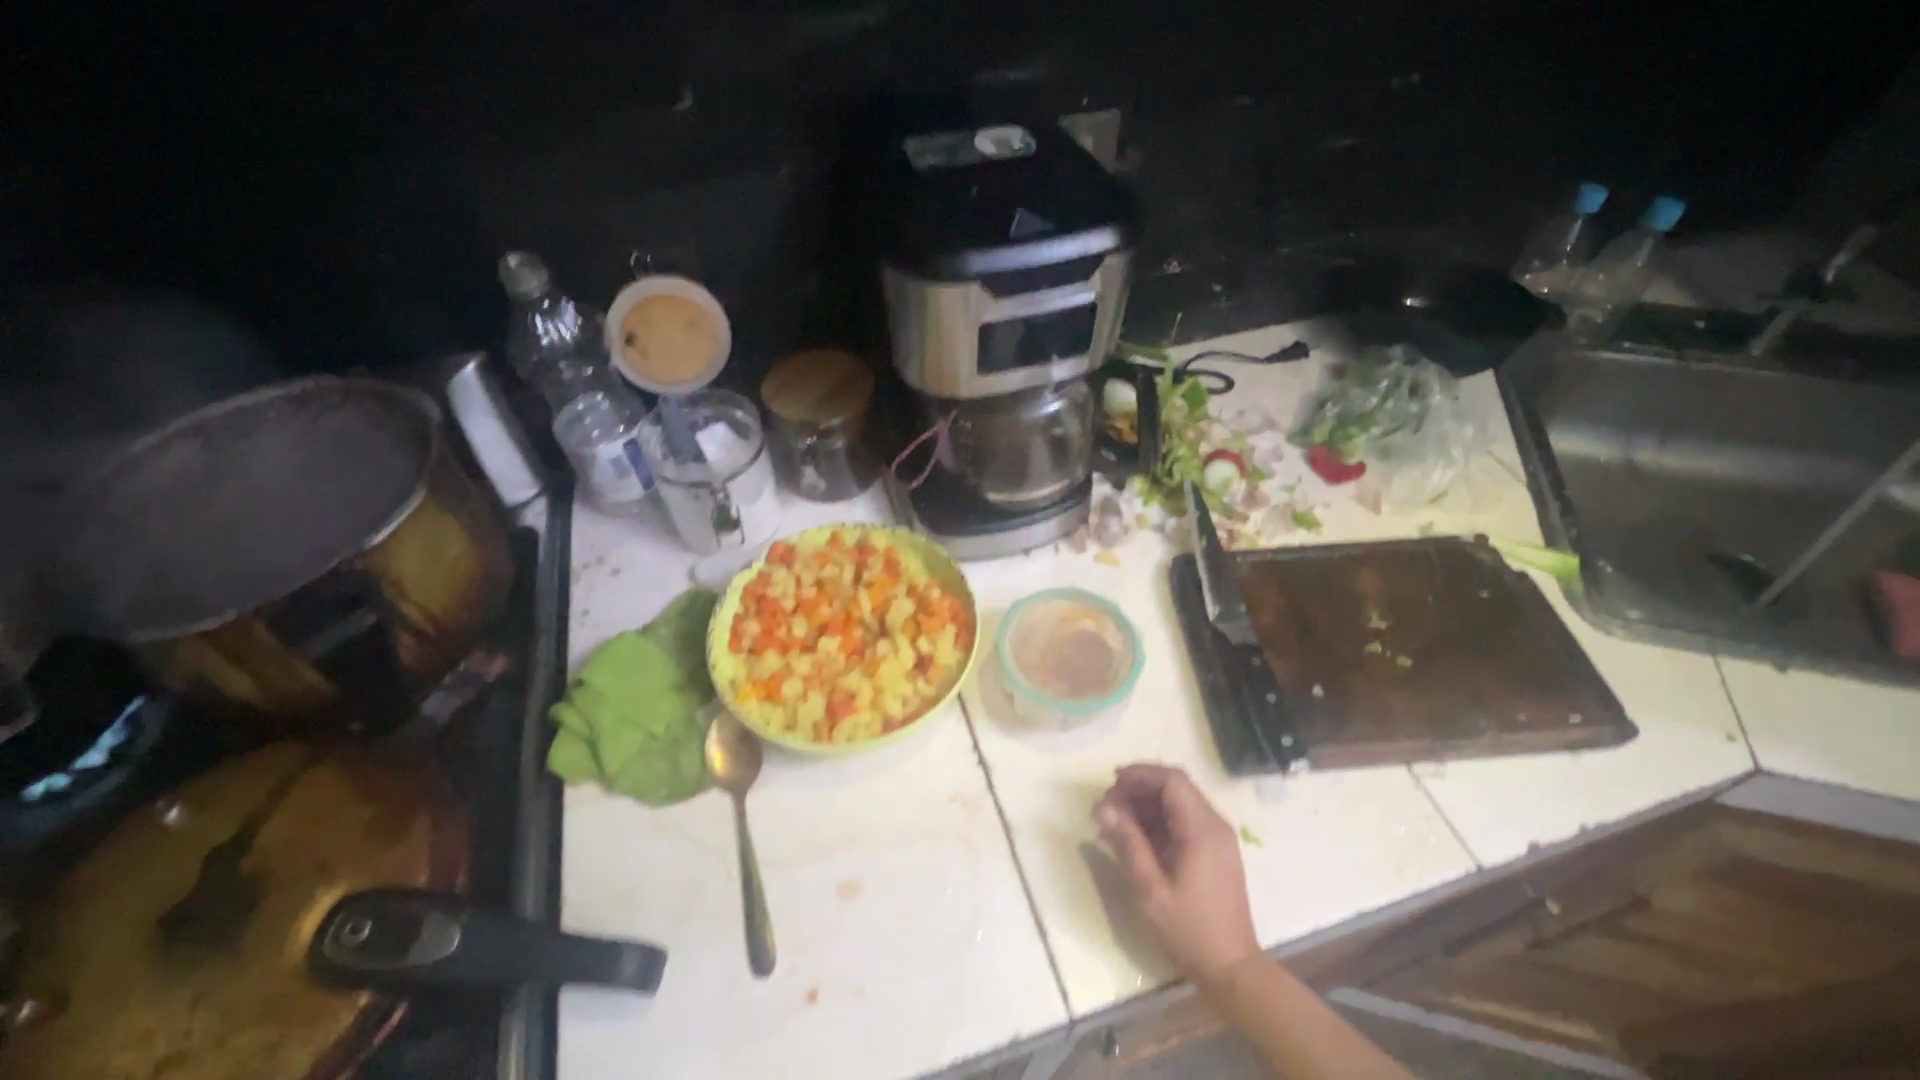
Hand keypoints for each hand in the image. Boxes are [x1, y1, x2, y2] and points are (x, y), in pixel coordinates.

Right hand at [1093, 763, 1259, 982]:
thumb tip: (1102, 807)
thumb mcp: (1149, 889)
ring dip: (1146, 805)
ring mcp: (1217, 838)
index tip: (1110, 784)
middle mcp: (1215, 825)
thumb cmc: (1189, 929)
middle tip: (1107, 808)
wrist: (1231, 967)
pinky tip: (1134, 837)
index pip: (1172, 780)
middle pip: (1175, 787)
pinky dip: (1158, 821)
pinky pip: (1184, 821)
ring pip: (1178, 803)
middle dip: (1138, 790)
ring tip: (1114, 822)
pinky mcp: (1214, 851)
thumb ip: (1127, 843)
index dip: (1140, 774)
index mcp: (1203, 830)